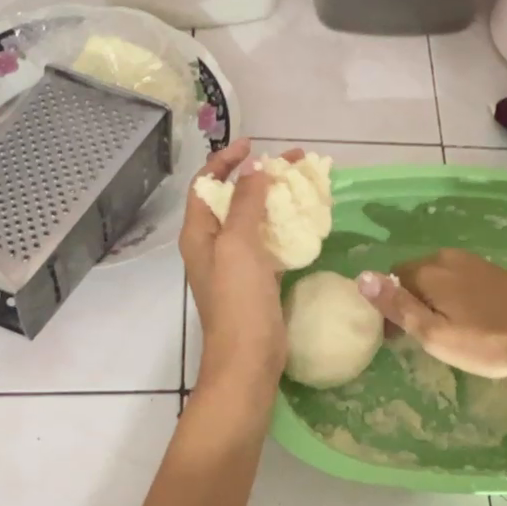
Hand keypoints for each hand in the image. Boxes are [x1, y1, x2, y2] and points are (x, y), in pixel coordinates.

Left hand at [180, 140, 296, 384]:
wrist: (248, 361)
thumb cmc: (238, 301)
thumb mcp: (238, 245)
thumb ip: (246, 203)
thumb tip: (255, 168)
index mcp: (199, 233)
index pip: (206, 183)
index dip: (227, 160)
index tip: (255, 144)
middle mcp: (213, 245)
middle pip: (232, 198)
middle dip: (259, 176)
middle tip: (294, 161)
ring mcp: (235, 264)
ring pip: (254, 220)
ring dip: (275, 199)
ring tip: (304, 184)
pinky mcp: (257, 281)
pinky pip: (269, 243)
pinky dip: (285, 227)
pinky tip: (307, 222)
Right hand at [356, 249, 506, 379]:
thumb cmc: (488, 342)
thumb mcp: (435, 334)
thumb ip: (397, 306)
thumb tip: (361, 277)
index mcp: (428, 271)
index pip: (390, 280)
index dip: (388, 308)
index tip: (396, 338)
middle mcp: (447, 258)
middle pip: (412, 276)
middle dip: (408, 302)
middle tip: (419, 339)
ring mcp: (473, 262)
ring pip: (436, 279)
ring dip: (431, 301)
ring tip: (444, 333)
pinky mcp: (493, 272)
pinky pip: (458, 280)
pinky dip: (452, 298)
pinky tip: (468, 321)